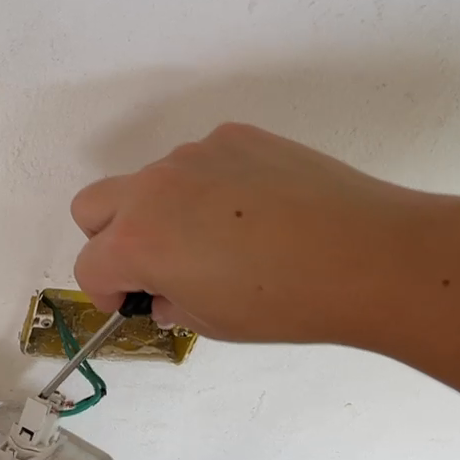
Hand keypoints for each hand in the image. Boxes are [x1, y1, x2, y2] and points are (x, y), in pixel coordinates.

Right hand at [71, 122, 431, 345]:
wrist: (370, 256)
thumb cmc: (286, 303)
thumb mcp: (210, 323)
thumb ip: (167, 302)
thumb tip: (164, 291)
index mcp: (138, 241)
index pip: (89, 265)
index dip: (105, 291)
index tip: (133, 302)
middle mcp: (152, 189)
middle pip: (91, 207)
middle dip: (108, 238)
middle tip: (154, 263)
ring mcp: (193, 155)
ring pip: (148, 181)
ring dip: (161, 210)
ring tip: (219, 238)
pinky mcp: (234, 137)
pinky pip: (198, 162)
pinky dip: (206, 186)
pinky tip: (252, 211)